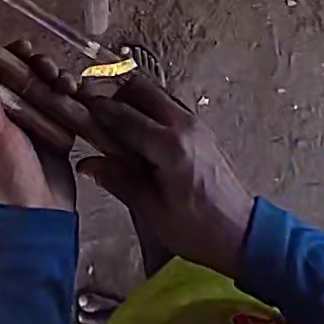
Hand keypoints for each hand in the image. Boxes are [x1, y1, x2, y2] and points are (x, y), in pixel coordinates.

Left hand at [0, 46, 74, 210]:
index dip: (10, 57)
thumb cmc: (6, 175)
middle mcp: (8, 116)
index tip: (25, 48)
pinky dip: (70, 99)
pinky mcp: (56, 137)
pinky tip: (77, 93)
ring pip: (44, 91)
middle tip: (49, 69)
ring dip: (56, 81)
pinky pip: (63, 109)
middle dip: (37, 68)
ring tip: (65, 83)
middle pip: (23, 79)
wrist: (38, 218)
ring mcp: (33, 127)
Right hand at [78, 73, 255, 277]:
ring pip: (152, 92)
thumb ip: (119, 180)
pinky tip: (137, 133)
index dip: (97, 110)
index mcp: (169, 147)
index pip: (123, 115)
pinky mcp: (198, 127)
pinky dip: (145, 109)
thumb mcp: (153, 211)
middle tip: (97, 114)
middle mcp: (182, 125)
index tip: (77, 107)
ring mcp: (193, 122)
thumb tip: (86, 163)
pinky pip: (164, 104)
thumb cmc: (198, 230)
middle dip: (113, 96)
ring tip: (115, 125)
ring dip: (130, 100)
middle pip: (138, 88)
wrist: (246, 236)